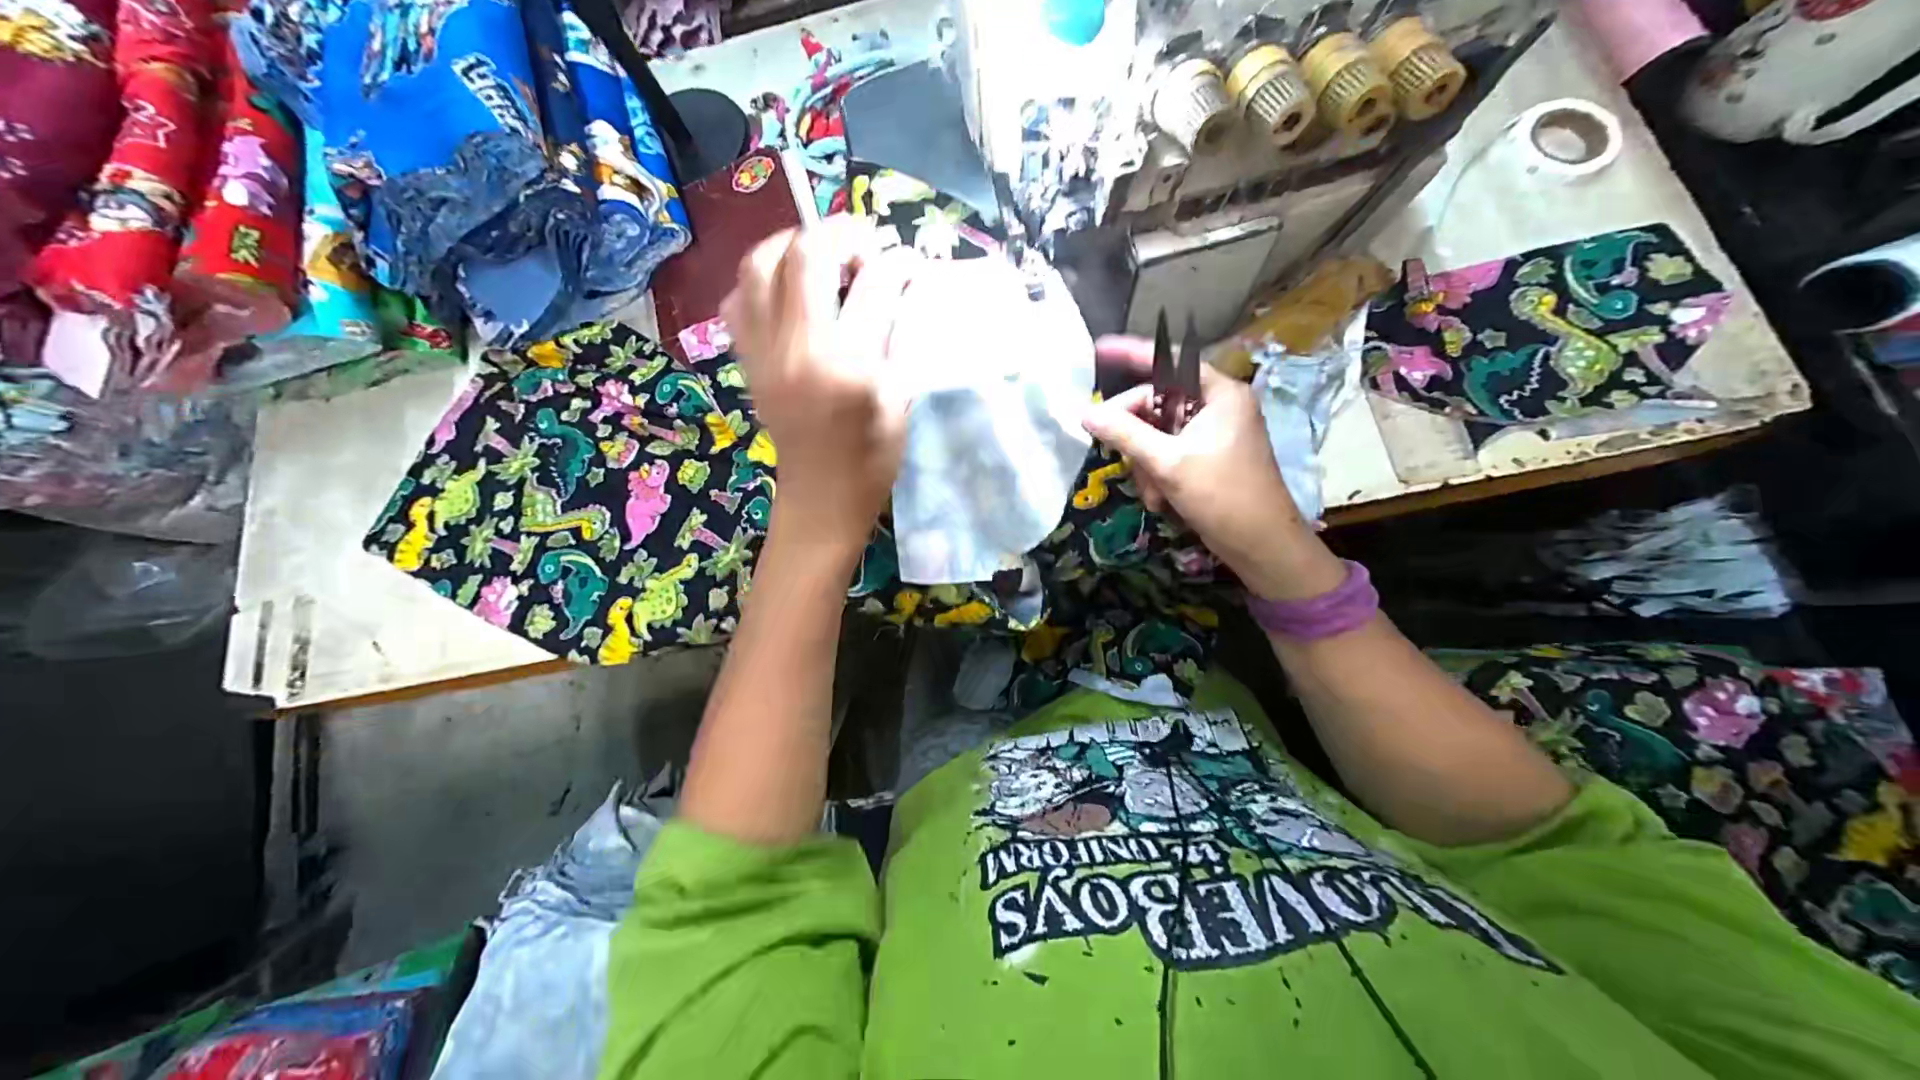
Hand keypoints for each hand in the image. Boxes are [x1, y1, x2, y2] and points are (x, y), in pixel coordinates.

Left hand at [721, 216, 922, 547]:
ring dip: (792, 244)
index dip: (897, 261)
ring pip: (759, 264)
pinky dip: (761, 280)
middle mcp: (796, 350)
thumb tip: (900, 282)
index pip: (873, 285)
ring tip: (822, 255)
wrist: (820, 501)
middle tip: (865, 247)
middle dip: (841, 233)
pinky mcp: (746, 360)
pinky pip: (738, 299)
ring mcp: (762, 353)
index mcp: (847, 367)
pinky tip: (788, 291)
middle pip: (806, 254)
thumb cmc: (871, 461)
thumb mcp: (899, 399)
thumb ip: (897, 336)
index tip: (909, 260)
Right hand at [1081, 335, 1345, 600]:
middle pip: (1156, 403)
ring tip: (1153, 493)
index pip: (1169, 361)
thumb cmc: (1223, 496)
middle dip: (1136, 436)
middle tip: (1120, 458)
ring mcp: (1212, 434)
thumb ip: (1125, 435)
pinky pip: (1168, 453)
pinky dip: (1158, 474)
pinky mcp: (1207, 458)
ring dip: (1146, 464)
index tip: (1099, 349)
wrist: (1262, 545)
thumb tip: (1086, 414)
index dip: (1132, 354)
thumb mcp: (1168, 463)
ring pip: (1157, 433)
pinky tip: (1161, 499)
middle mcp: (1216, 407)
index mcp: (1219, 394)